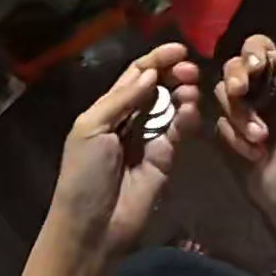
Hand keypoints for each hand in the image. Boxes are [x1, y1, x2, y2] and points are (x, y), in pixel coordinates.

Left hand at [45, 42, 201, 258]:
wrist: (93, 226)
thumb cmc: (83, 174)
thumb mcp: (91, 128)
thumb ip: (122, 99)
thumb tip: (150, 74)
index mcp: (107, 108)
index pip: (135, 76)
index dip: (156, 60)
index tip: (179, 49)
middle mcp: (130, 119)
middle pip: (157, 88)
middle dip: (174, 74)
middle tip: (190, 69)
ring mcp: (150, 139)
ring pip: (171, 107)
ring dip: (183, 93)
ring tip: (191, 88)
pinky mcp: (166, 158)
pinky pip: (179, 132)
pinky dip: (187, 118)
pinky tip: (190, 110)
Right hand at [213, 35, 275, 241]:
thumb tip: (272, 54)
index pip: (259, 48)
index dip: (252, 53)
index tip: (255, 68)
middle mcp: (260, 90)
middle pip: (233, 66)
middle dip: (236, 79)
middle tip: (241, 93)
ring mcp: (242, 112)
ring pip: (222, 94)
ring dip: (241, 116)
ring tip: (260, 139)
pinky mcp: (227, 134)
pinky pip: (219, 123)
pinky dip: (236, 138)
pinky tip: (255, 154)